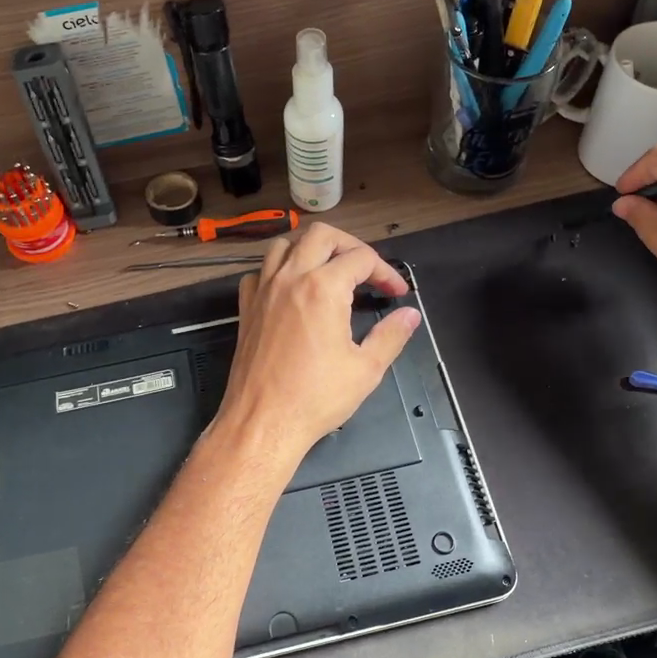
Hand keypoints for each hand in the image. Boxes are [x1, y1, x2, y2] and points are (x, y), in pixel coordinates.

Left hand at [214, 223, 420, 456]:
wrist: (263, 422)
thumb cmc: (313, 399)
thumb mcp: (366, 369)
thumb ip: (391, 335)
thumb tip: (409, 316)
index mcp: (323, 288)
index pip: (362, 258)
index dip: (386, 272)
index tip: (396, 293)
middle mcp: (290, 279)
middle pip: (322, 235)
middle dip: (350, 246)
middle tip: (367, 270)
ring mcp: (264, 291)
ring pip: (285, 245)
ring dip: (311, 249)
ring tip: (330, 270)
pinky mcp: (247, 309)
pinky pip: (260, 272)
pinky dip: (278, 271)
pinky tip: (292, 289)